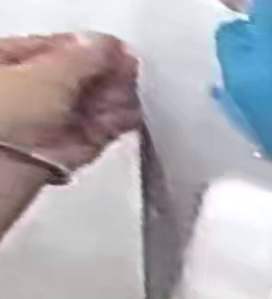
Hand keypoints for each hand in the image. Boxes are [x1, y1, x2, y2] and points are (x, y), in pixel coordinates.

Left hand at [0, 33, 140, 172]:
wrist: (11, 158)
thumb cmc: (3, 111)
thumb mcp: (42, 76)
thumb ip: (79, 61)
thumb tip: (106, 45)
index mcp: (7, 58)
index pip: (54, 47)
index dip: (88, 48)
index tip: (119, 48)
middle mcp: (30, 84)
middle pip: (80, 75)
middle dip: (108, 74)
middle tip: (132, 71)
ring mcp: (57, 113)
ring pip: (98, 101)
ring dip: (119, 98)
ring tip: (134, 94)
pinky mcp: (82, 139)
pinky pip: (108, 125)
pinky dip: (124, 119)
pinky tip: (136, 113)